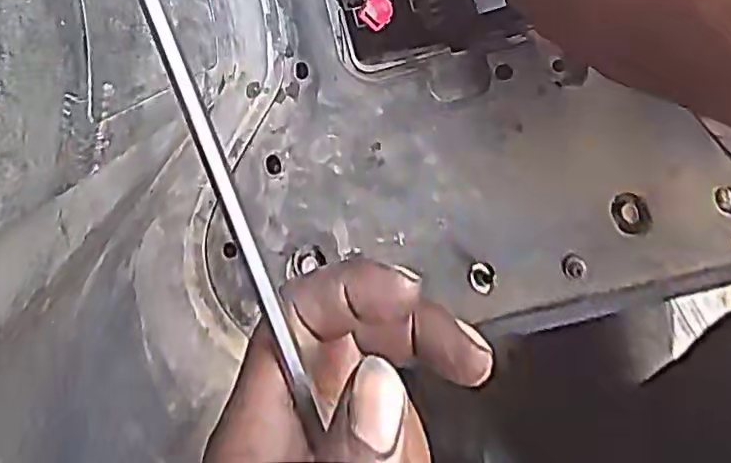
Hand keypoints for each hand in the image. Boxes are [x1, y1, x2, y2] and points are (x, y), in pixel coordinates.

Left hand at [204, 258, 493, 462]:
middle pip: (355, 332)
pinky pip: (395, 431)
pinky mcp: (355, 456)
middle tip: (467, 355)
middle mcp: (292, 418)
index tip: (411, 294)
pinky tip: (412, 461)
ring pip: (385, 387)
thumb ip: (345, 454)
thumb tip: (379, 382)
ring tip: (415, 461)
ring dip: (415, 424)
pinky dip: (414, 446)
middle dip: (417, 335)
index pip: (301, 309)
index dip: (356, 285)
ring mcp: (325, 439)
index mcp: (262, 419)